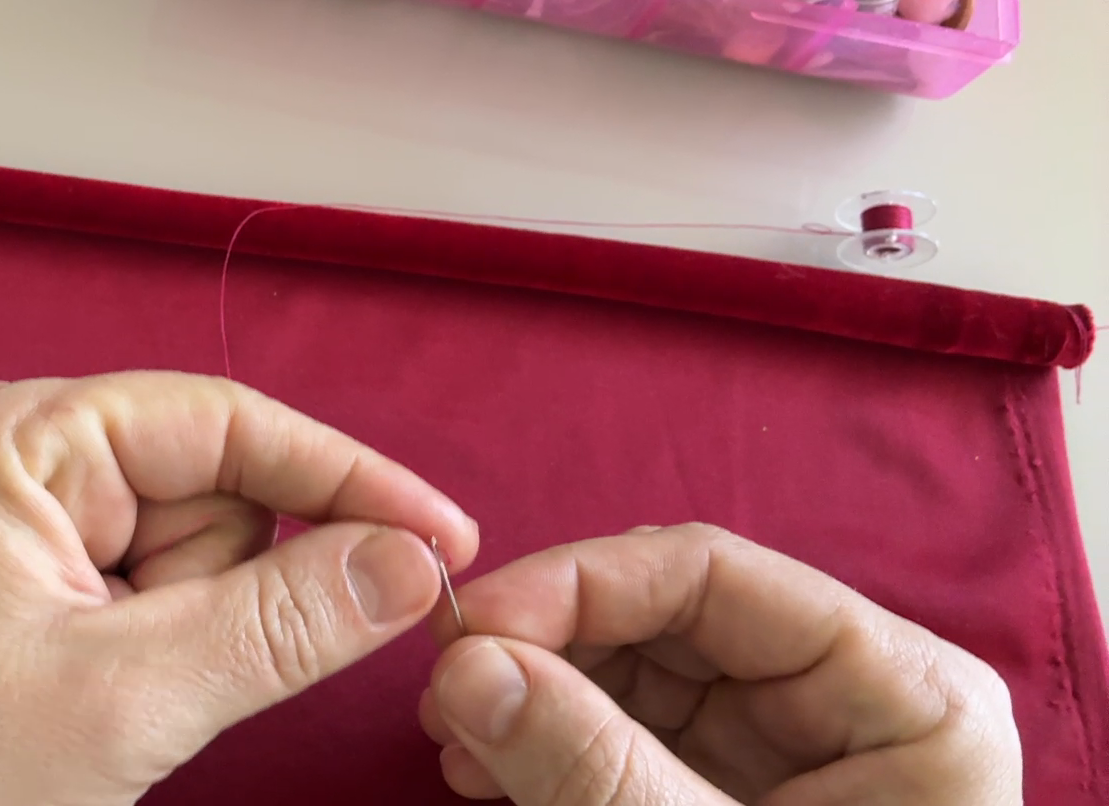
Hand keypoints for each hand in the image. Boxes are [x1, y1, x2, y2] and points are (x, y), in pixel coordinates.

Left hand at [0, 372, 478, 805]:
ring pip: (201, 531)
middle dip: (227, 578)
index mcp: (26, 434)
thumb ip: (281, 624)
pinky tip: (113, 667)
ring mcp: (43, 488)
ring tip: (116, 675)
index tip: (443, 530)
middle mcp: (34, 438)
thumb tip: (410, 562)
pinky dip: (174, 624)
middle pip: (214, 478)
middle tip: (163, 662)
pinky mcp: (55, 541)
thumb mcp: (127, 701)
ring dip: (192, 615)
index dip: (339, 471)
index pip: (221, 419)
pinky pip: (167, 565)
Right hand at [418, 524, 1020, 803]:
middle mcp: (822, 683)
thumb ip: (597, 768)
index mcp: (894, 688)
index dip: (577, 580)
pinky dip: (528, 727)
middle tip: (445, 682)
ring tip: (449, 733)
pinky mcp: (700, 760)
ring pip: (606, 651)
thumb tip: (462, 664)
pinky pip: (596, 709)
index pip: (708, 570)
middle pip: (644, 607)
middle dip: (531, 639)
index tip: (473, 623)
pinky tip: (477, 764)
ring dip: (514, 682)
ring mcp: (757, 722)